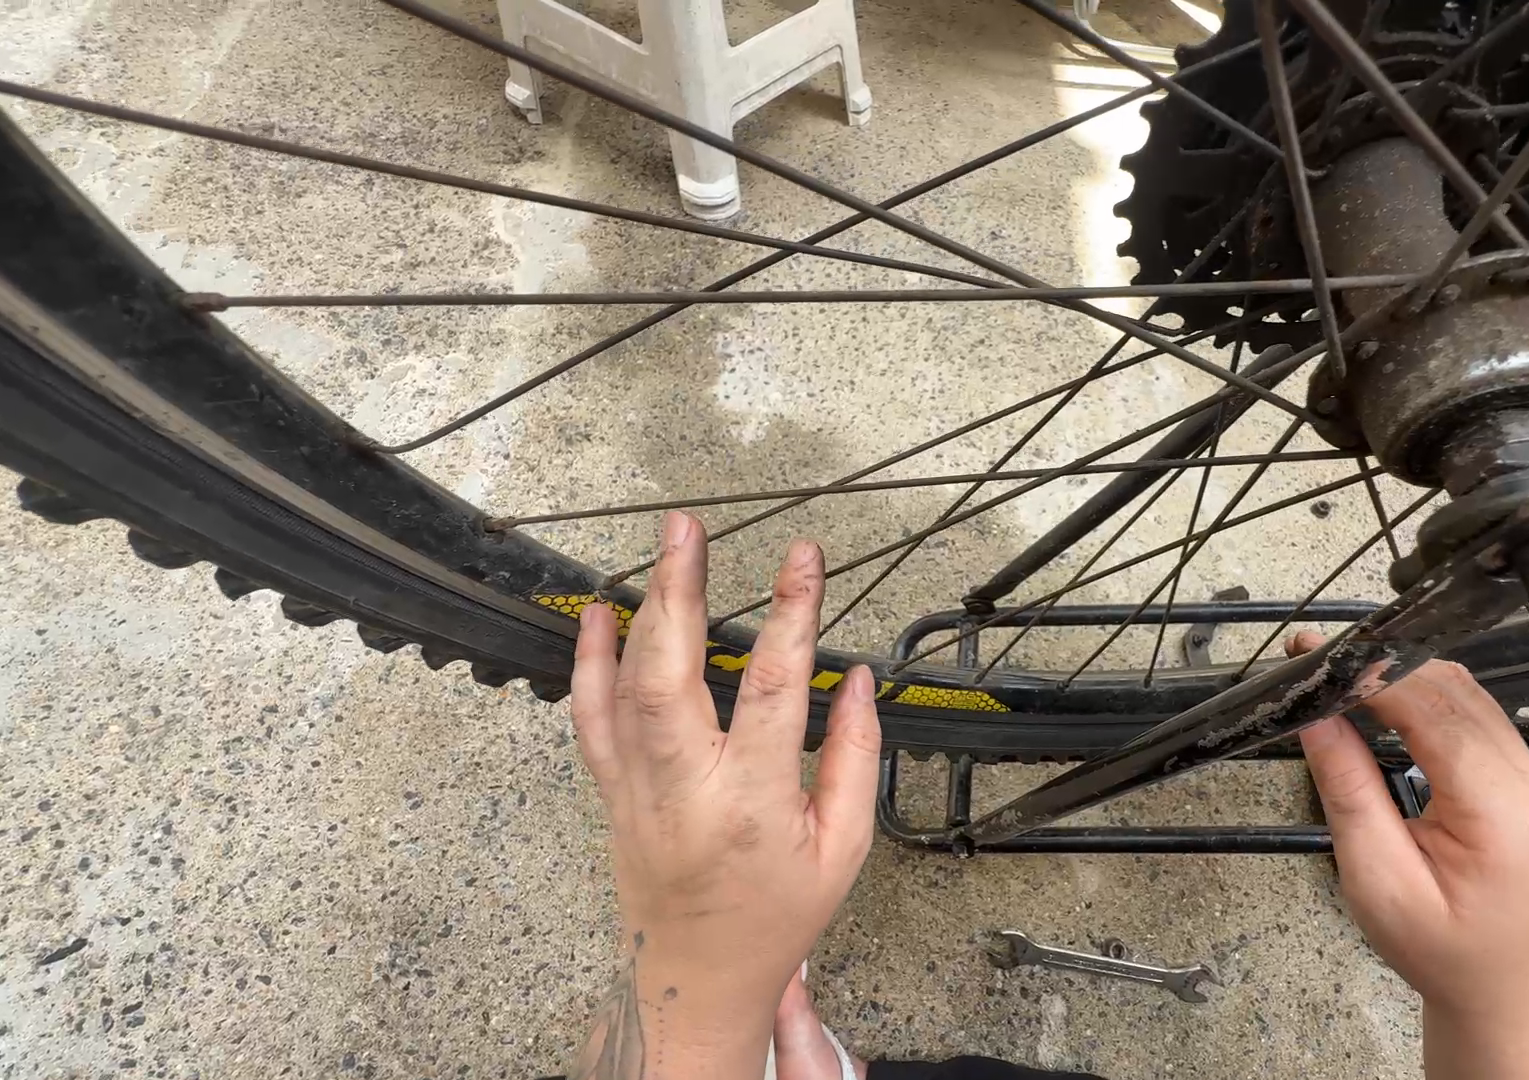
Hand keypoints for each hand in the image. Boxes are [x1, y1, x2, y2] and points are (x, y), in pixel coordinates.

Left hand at [567, 511, 882, 1078]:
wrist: (693, 982)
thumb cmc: (776, 917)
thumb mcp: (845, 848)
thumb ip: (858, 757)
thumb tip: (861, 679)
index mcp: (753, 802)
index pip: (776, 688)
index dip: (793, 614)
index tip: (805, 557)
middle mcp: (685, 788)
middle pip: (670, 675)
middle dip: (681, 591)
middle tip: (689, 530)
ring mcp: (637, 788)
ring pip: (624, 688)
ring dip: (641, 611)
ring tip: (659, 552)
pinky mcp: (612, 792)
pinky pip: (590, 718)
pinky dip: (589, 661)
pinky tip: (599, 616)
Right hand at [1289, 633, 1528, 1079]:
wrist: (1499, 989)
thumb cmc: (1434, 947)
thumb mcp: (1375, 877)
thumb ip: (1347, 789)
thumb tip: (1314, 715)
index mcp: (1503, 814)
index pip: (1437, 716)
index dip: (1375, 678)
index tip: (1317, 658)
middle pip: (1456, 694)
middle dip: (1382, 667)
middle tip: (1316, 660)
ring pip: (1467, 694)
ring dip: (1401, 674)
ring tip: (1341, 672)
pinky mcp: (1525, 778)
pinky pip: (1474, 713)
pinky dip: (1422, 694)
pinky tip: (1382, 696)